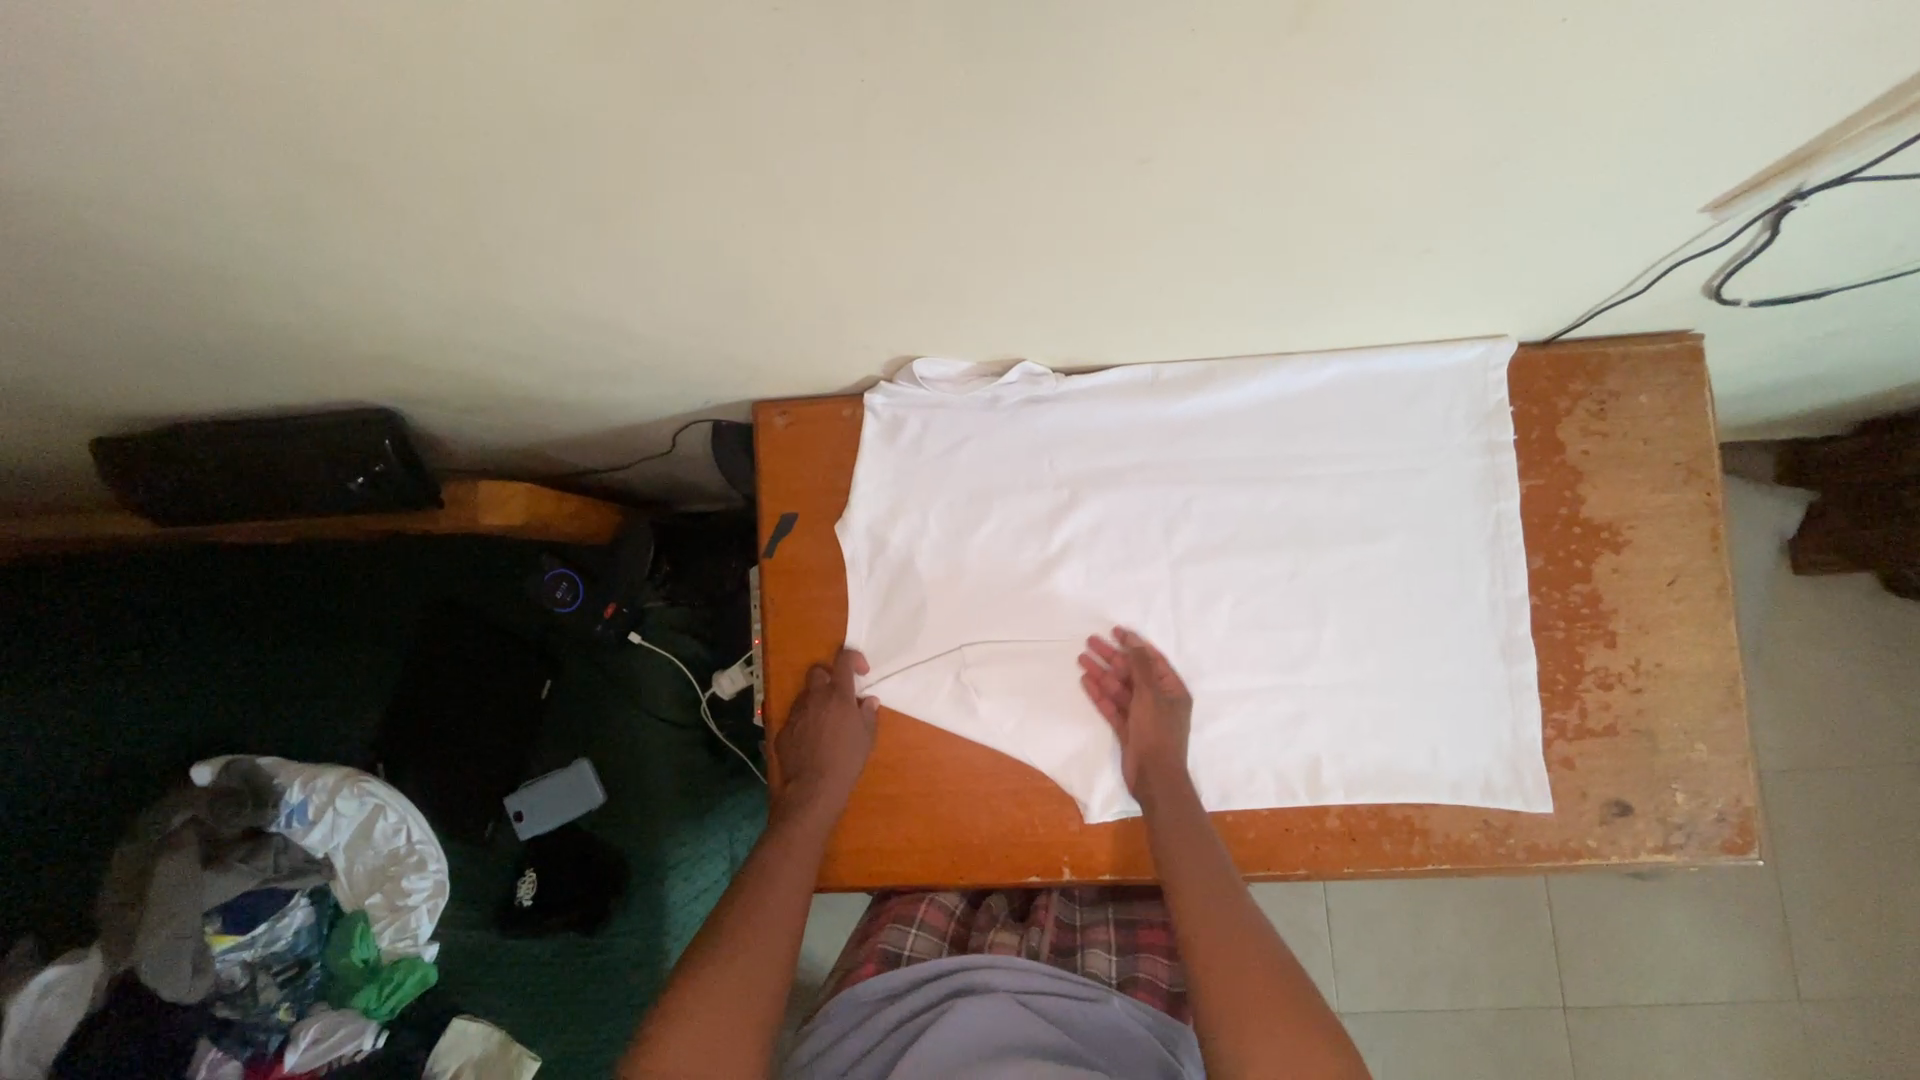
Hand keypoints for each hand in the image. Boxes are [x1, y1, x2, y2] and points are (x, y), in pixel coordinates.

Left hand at [773, 648, 878, 825]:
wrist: (813, 787)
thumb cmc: (847, 760)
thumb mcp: (867, 737)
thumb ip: (868, 714)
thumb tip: (868, 700)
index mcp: (838, 695)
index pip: (844, 659)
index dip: (854, 658)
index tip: (861, 671)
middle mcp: (814, 697)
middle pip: (818, 671)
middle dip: (829, 677)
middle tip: (840, 696)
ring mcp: (796, 712)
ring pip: (805, 695)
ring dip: (816, 701)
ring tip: (826, 722)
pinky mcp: (783, 729)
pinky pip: (795, 717)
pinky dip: (805, 722)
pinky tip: (812, 741)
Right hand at [1077, 627, 1192, 801]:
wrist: (1155, 777)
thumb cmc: (1158, 732)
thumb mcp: (1151, 695)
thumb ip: (1141, 667)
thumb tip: (1134, 641)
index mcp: (1172, 690)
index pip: (1152, 660)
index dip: (1134, 644)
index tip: (1115, 631)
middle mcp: (1158, 700)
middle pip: (1132, 672)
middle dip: (1112, 657)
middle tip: (1090, 641)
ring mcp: (1142, 716)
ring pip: (1119, 689)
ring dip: (1102, 674)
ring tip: (1082, 658)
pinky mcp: (1127, 729)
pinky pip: (1112, 706)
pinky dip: (1100, 694)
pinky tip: (1085, 681)